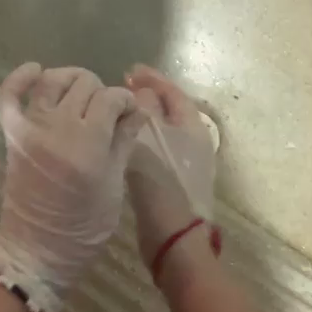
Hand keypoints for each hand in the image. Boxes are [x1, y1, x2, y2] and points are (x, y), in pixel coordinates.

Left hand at [0, 63, 144, 311]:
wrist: (37, 251)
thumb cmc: (83, 227)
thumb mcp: (114, 187)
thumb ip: (124, 142)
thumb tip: (136, 109)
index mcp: (89, 144)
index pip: (111, 99)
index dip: (124, 101)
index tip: (129, 113)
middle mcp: (59, 127)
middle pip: (84, 85)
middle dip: (101, 91)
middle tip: (106, 111)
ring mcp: (32, 127)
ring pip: (52, 81)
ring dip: (69, 78)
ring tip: (80, 89)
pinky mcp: (12, 133)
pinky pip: (10, 96)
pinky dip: (19, 78)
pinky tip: (35, 70)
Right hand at [125, 65, 217, 280]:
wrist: (176, 241)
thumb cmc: (164, 184)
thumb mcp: (150, 138)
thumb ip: (144, 108)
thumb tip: (141, 91)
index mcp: (192, 127)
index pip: (173, 92)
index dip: (152, 78)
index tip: (129, 70)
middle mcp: (193, 142)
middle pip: (170, 109)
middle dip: (147, 96)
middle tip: (121, 87)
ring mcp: (186, 164)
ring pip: (162, 129)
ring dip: (143, 116)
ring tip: (118, 110)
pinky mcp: (174, 182)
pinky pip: (156, 147)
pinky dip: (141, 137)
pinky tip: (122, 140)